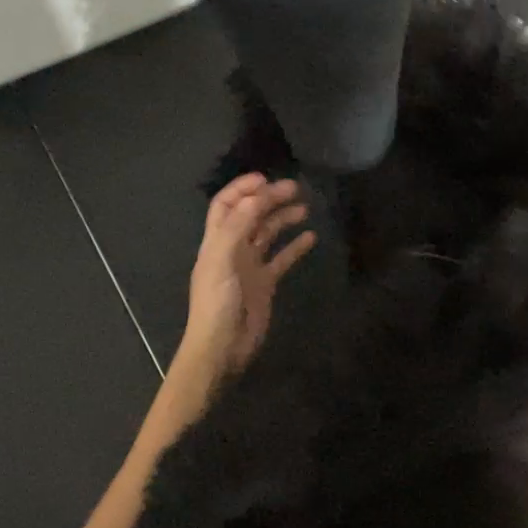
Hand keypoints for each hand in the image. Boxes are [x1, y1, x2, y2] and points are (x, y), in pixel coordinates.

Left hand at [183, 174, 317, 374]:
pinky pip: (281, 259)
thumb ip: (237, 227)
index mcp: (216, 241)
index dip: (243, 189)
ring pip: (267, 234)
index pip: (226, 205)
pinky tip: (311, 237)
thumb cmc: (217, 303)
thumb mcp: (221, 260)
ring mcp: (249, 266)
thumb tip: (258, 196)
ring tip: (304, 208)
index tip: (267, 179)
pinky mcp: (265, 283)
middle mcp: (232, 249)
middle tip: (295, 189)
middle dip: (269, 200)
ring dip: (282, 219)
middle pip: (250, 215)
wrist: (222, 347)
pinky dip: (294, 247)